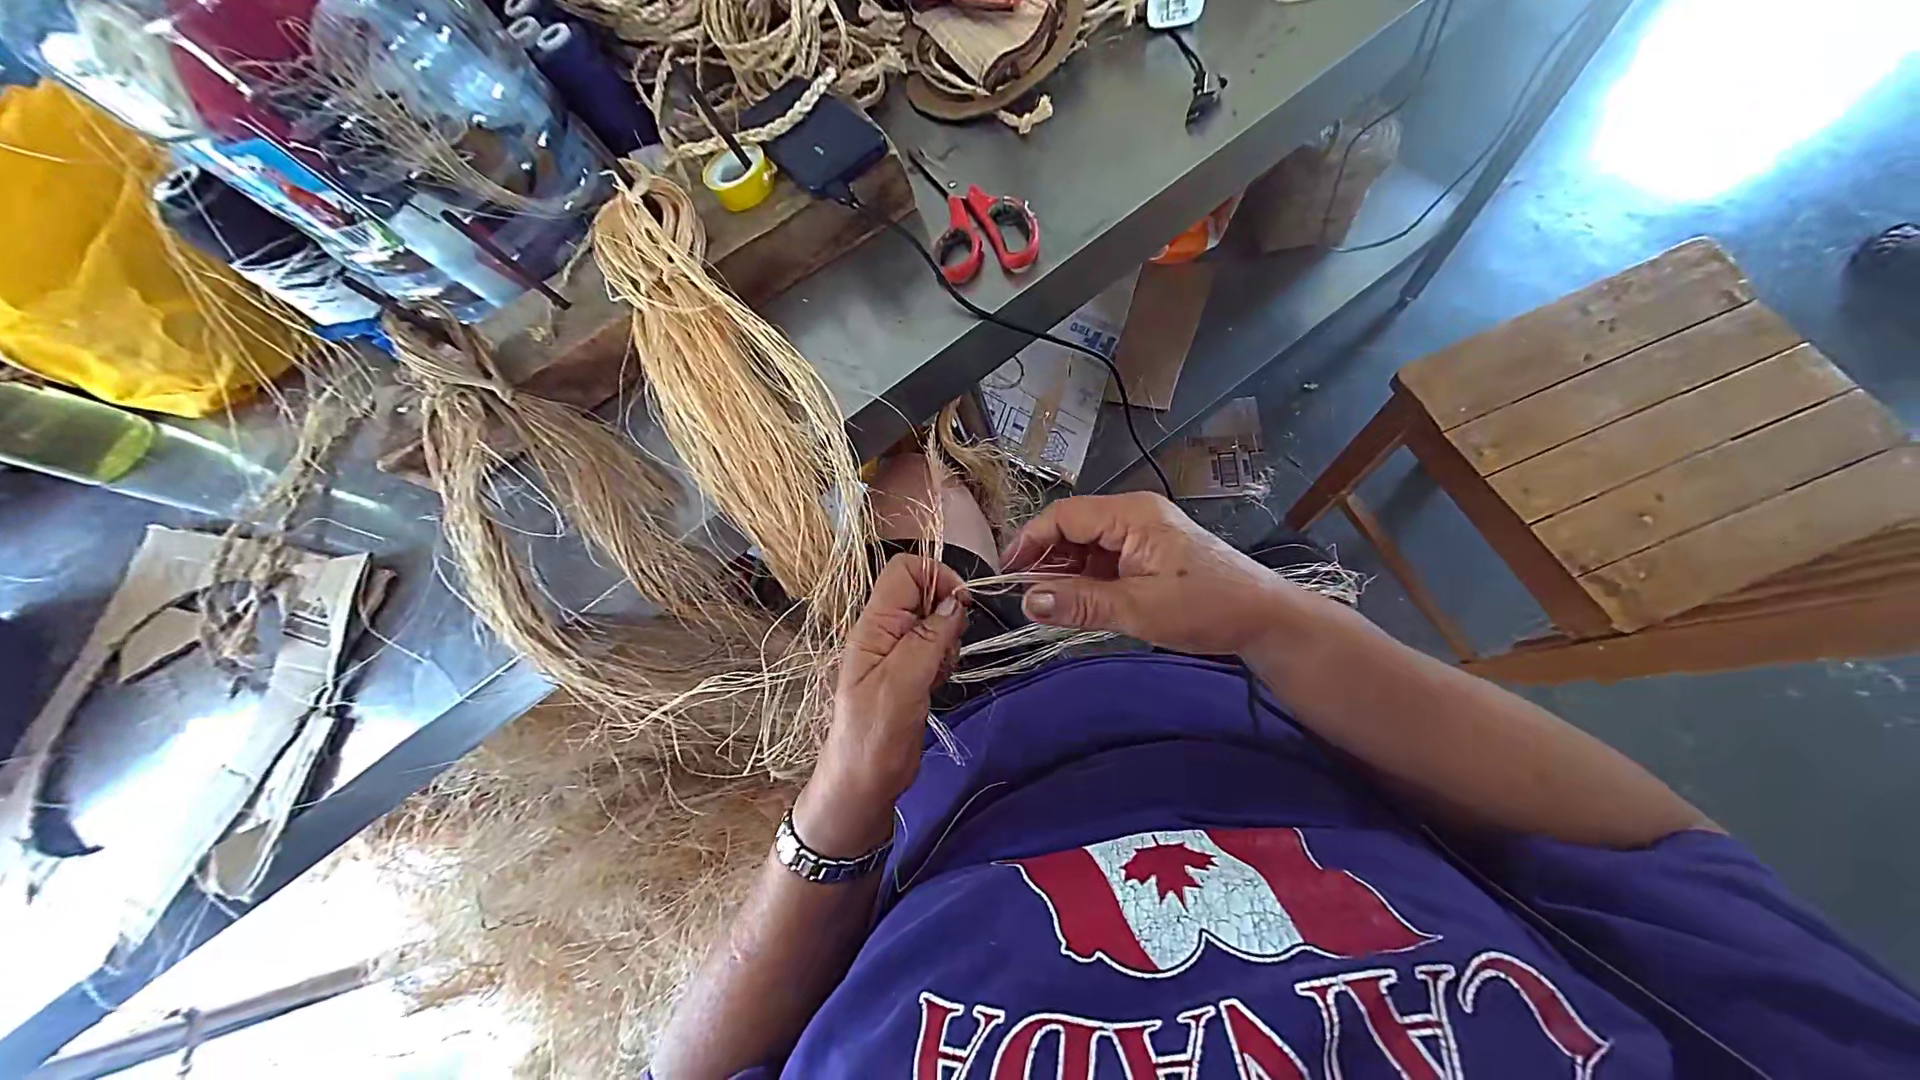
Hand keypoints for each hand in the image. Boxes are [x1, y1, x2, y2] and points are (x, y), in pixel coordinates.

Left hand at [796, 555, 969, 857]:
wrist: (865, 781)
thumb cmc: (875, 733)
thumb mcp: (901, 683)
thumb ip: (928, 638)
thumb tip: (956, 601)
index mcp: (874, 624)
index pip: (904, 570)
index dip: (936, 576)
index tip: (961, 605)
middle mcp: (885, 630)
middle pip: (924, 592)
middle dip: (947, 614)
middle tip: (946, 651)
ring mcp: (898, 650)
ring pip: (936, 620)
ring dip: (948, 641)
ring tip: (938, 673)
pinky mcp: (911, 670)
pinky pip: (937, 647)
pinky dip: (945, 659)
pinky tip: (937, 683)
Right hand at [1002, 492, 1315, 655]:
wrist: (1266, 619)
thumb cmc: (1208, 607)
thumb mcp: (1137, 609)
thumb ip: (1080, 603)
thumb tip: (1028, 601)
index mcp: (1132, 515)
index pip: (1064, 516)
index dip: (1029, 541)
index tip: (1006, 572)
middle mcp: (1135, 515)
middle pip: (1072, 527)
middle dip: (1045, 559)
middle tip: (1026, 594)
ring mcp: (1144, 533)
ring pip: (1087, 544)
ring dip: (1065, 571)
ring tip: (1049, 601)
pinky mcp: (1150, 552)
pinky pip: (1105, 558)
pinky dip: (1086, 577)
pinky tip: (1078, 600)